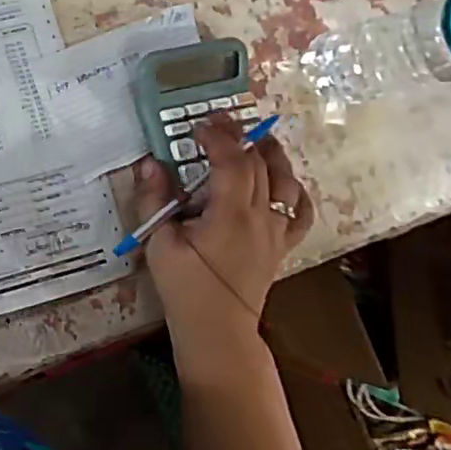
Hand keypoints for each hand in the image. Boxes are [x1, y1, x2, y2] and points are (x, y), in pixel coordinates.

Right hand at [134, 116, 315, 380]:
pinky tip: (284, 180)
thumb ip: (154, 200)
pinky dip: (295, 189)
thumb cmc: (184, 286)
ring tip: (255, 138)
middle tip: (218, 120)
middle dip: (240, 137)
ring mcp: (277, 232)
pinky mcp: (282, 245)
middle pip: (261, 165)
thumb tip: (150, 163)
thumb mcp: (158, 242)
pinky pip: (300, 211)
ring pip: (287, 182)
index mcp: (232, 215)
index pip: (233, 162)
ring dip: (272, 155)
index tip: (199, 124)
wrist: (217, 329)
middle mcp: (262, 218)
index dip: (218, 137)